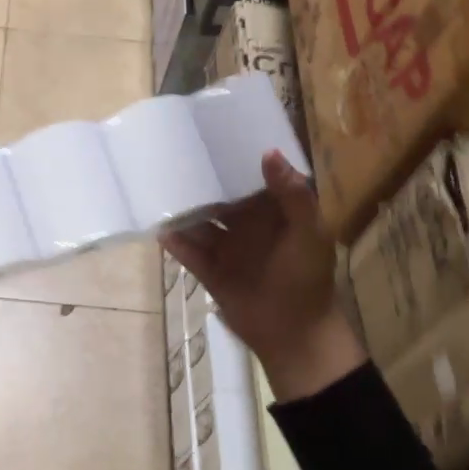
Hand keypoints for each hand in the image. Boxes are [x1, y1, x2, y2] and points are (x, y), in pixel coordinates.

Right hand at [159, 151, 365, 402]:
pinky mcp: (212, 273)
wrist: (294, 333)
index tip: (215, 136)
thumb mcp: (309, 233)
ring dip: (185, 212)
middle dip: (202, 183)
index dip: (236, 161)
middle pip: (220, 200)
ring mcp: (228, 251)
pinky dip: (176, 244)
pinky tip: (160, 230)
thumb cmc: (307, 279)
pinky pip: (190, 254)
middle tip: (175, 157)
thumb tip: (268, 152)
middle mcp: (248, 228)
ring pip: (201, 225)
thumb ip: (292, 195)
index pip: (252, 180)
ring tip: (159, 190)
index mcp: (275, 214)